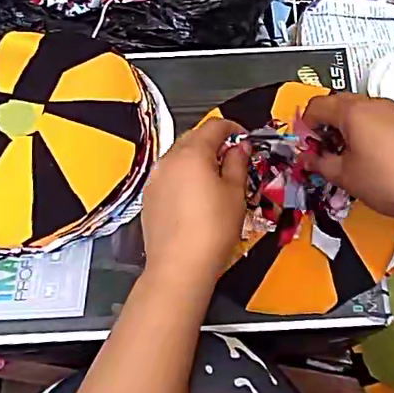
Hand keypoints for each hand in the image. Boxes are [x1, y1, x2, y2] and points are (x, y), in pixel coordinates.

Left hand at [139, 119, 248, 284]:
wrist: (179, 266)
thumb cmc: (211, 231)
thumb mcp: (236, 192)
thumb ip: (238, 162)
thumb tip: (239, 148)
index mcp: (193, 153)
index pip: (214, 126)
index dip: (233, 128)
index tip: (244, 137)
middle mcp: (169, 160)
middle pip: (194, 137)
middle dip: (215, 141)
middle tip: (234, 156)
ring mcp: (155, 178)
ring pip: (179, 156)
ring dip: (198, 158)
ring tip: (217, 177)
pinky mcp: (149, 197)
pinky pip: (169, 175)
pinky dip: (184, 175)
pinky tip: (198, 195)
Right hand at [299, 92, 393, 227]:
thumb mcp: (345, 176)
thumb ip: (321, 164)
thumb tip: (311, 160)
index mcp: (353, 110)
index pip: (316, 105)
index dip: (304, 125)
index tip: (304, 144)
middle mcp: (374, 104)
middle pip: (337, 105)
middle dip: (324, 127)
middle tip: (319, 153)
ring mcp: (393, 113)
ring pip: (358, 114)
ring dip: (345, 131)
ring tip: (343, 161)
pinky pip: (377, 122)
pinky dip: (365, 136)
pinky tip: (367, 162)